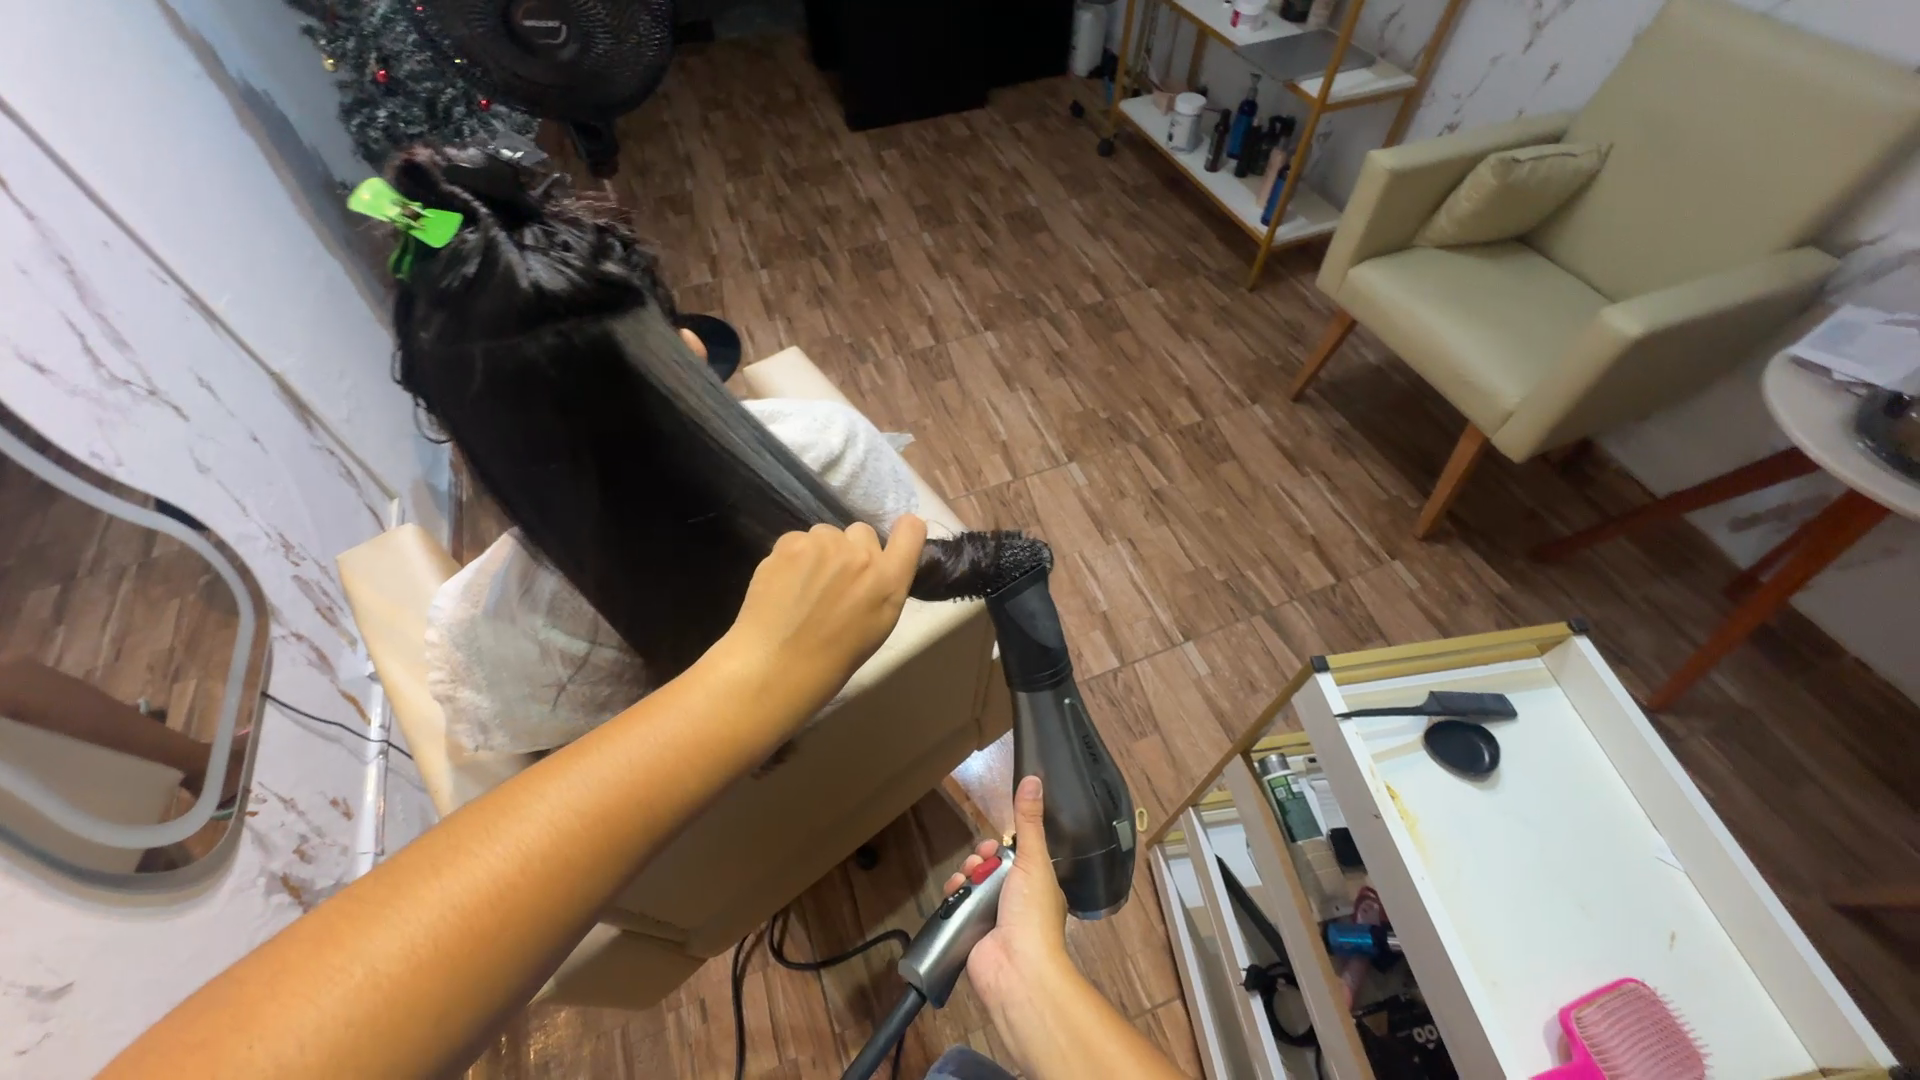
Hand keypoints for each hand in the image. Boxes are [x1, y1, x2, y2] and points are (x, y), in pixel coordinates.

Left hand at [713, 517, 926, 717]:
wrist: (779, 663)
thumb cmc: (835, 656)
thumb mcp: (879, 623)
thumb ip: (884, 586)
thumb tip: (876, 566)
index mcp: (889, 579)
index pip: (911, 531)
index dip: (905, 529)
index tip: (895, 538)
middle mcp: (861, 554)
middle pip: (862, 531)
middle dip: (852, 549)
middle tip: (836, 580)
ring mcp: (825, 545)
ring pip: (826, 534)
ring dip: (821, 551)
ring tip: (805, 585)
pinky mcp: (791, 543)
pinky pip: (796, 539)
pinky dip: (792, 557)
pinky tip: (784, 584)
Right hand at [941, 775, 1074, 1016]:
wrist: (1016, 968)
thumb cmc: (1031, 912)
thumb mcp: (1032, 860)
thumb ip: (1029, 821)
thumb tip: (1034, 778)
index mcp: (1037, 886)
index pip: (1015, 857)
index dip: (1001, 848)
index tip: (994, 845)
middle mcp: (1016, 902)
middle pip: (989, 869)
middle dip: (979, 860)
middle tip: (977, 863)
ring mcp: (993, 920)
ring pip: (971, 885)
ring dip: (963, 875)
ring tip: (962, 879)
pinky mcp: (970, 933)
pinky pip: (957, 907)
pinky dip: (952, 897)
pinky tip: (951, 893)